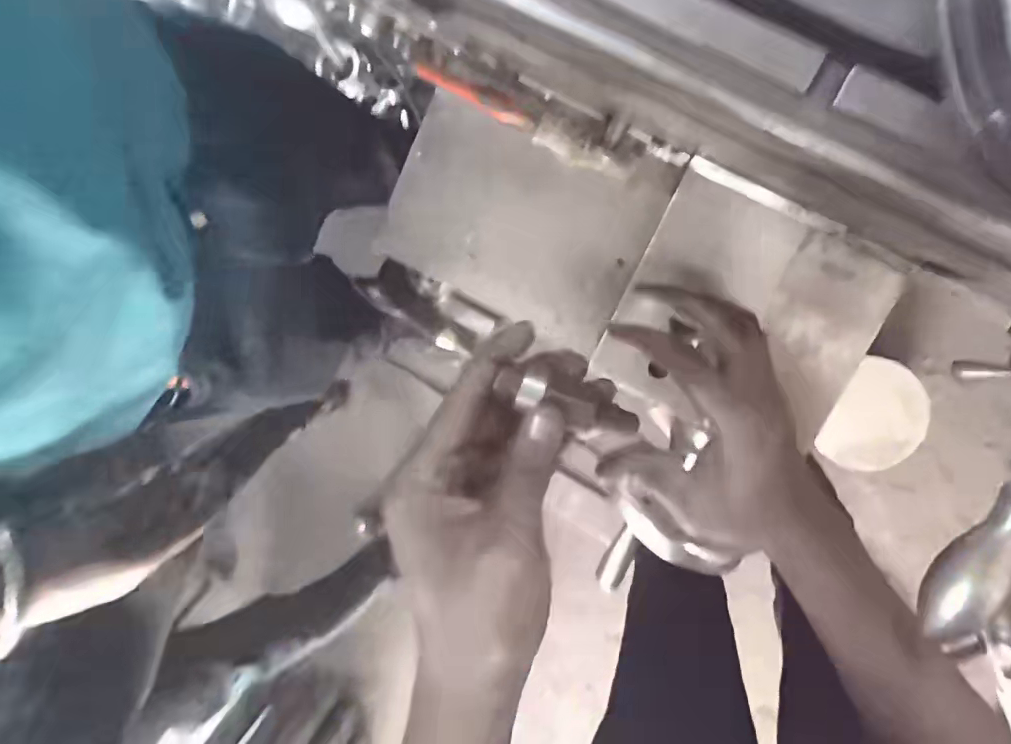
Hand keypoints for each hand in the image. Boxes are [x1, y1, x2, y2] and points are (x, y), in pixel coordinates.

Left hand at [381, 322, 565, 694]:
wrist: (478, 680)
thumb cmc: (484, 613)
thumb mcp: (509, 535)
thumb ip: (527, 465)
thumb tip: (552, 407)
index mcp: (422, 478)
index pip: (460, 403)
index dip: (494, 361)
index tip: (527, 328)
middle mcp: (434, 474)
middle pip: (484, 412)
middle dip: (530, 385)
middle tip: (576, 365)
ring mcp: (458, 488)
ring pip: (502, 431)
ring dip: (542, 410)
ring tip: (588, 388)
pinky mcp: (482, 502)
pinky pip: (512, 457)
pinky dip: (542, 440)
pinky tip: (577, 423)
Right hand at [600, 287, 807, 552]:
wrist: (796, 522)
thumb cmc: (744, 516)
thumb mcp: (691, 505)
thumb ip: (646, 476)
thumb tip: (601, 467)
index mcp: (734, 415)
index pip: (688, 362)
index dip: (649, 340)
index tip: (616, 329)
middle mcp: (755, 389)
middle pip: (725, 325)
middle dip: (684, 300)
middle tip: (647, 293)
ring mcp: (768, 384)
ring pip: (743, 324)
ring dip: (708, 306)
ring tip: (672, 303)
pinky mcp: (771, 385)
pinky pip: (751, 336)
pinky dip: (724, 321)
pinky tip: (699, 329)